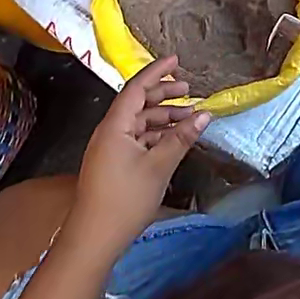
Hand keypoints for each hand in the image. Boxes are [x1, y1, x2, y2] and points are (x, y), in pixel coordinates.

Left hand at [65, 55, 210, 256]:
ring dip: (163, 117)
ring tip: (188, 118)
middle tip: (189, 90)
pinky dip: (156, 134)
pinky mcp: (113, 163)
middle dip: (163, 94)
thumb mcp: (159, 166)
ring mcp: (109, 148)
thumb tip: (205, 114)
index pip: (137, 88)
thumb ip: (182, 137)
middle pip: (138, 103)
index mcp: (115, 126)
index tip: (176, 59)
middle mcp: (109, 132)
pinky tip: (174, 140)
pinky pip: (137, 138)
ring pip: (139, 122)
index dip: (157, 72)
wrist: (94, 239)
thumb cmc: (125, 199)